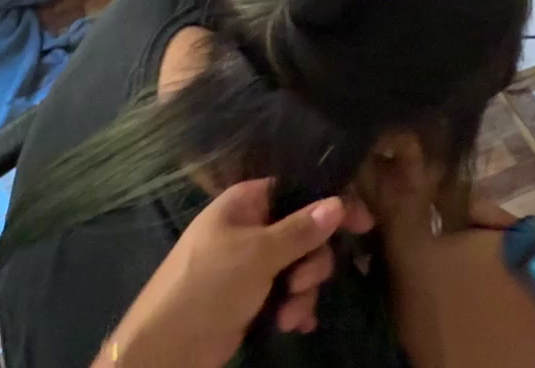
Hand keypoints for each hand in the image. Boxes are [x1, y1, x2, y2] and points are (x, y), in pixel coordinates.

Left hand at [103, 179, 350, 367]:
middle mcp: (251, 226)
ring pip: (299, 265)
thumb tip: (338, 201)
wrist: (169, 345)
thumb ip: (300, 230)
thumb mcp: (258, 254)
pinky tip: (292, 324)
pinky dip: (294, 306)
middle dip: (312, 261)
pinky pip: (287, 292)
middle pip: (304, 231)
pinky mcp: (252, 294)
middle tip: (301, 282)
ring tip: (289, 314)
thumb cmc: (210, 284)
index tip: (364, 223)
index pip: (297, 190)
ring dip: (303, 291)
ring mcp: (251, 262)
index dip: (330, 203)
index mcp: (246, 202)